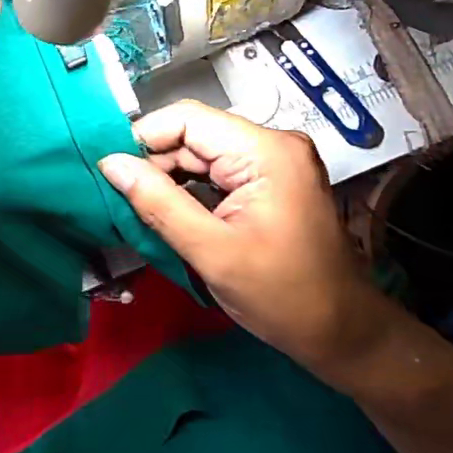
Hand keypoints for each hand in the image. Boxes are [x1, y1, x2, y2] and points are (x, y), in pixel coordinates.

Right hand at [98, 101, 397, 385]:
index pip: (189, 119)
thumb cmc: (284, 298)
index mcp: (266, 151)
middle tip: (120, 197)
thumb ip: (158, 203)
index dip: (144, 138)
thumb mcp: (212, 253)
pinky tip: (167, 211)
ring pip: (202, 155)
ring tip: (139, 208)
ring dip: (169, 179)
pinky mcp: (270, 180)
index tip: (109, 170)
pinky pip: (217, 172)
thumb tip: (111, 165)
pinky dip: (190, 190)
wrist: (342, 333)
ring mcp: (274, 161)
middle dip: (155, 163)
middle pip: (194, 135)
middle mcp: (273, 143)